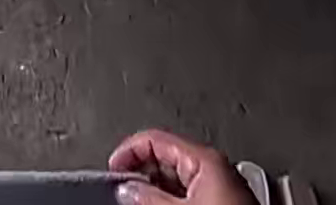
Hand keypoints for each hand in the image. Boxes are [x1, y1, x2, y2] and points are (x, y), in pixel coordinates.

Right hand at [108, 130, 256, 204]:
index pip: (153, 138)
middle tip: (127, 191)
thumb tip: (126, 186)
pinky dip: (172, 200)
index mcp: (205, 157)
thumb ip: (150, 195)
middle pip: (165, 157)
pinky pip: (190, 194)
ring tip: (143, 202)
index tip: (113, 169)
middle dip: (143, 172)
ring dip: (157, 189)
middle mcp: (215, 168)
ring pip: (176, 179)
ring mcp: (223, 189)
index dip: (128, 150)